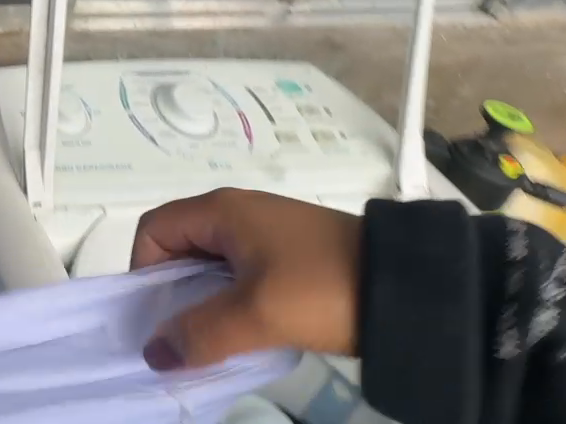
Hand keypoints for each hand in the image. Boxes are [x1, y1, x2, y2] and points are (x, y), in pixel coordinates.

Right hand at [130, 188, 361, 371]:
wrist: (421, 290)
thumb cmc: (323, 287)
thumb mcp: (259, 314)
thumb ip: (202, 334)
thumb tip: (152, 354)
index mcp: (218, 209)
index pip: (154, 230)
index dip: (144, 269)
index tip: (155, 315)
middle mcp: (236, 210)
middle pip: (181, 244)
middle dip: (173, 288)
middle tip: (181, 333)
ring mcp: (268, 229)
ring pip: (214, 261)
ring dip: (205, 297)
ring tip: (216, 337)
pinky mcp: (295, 251)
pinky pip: (243, 269)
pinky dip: (235, 297)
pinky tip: (253, 328)